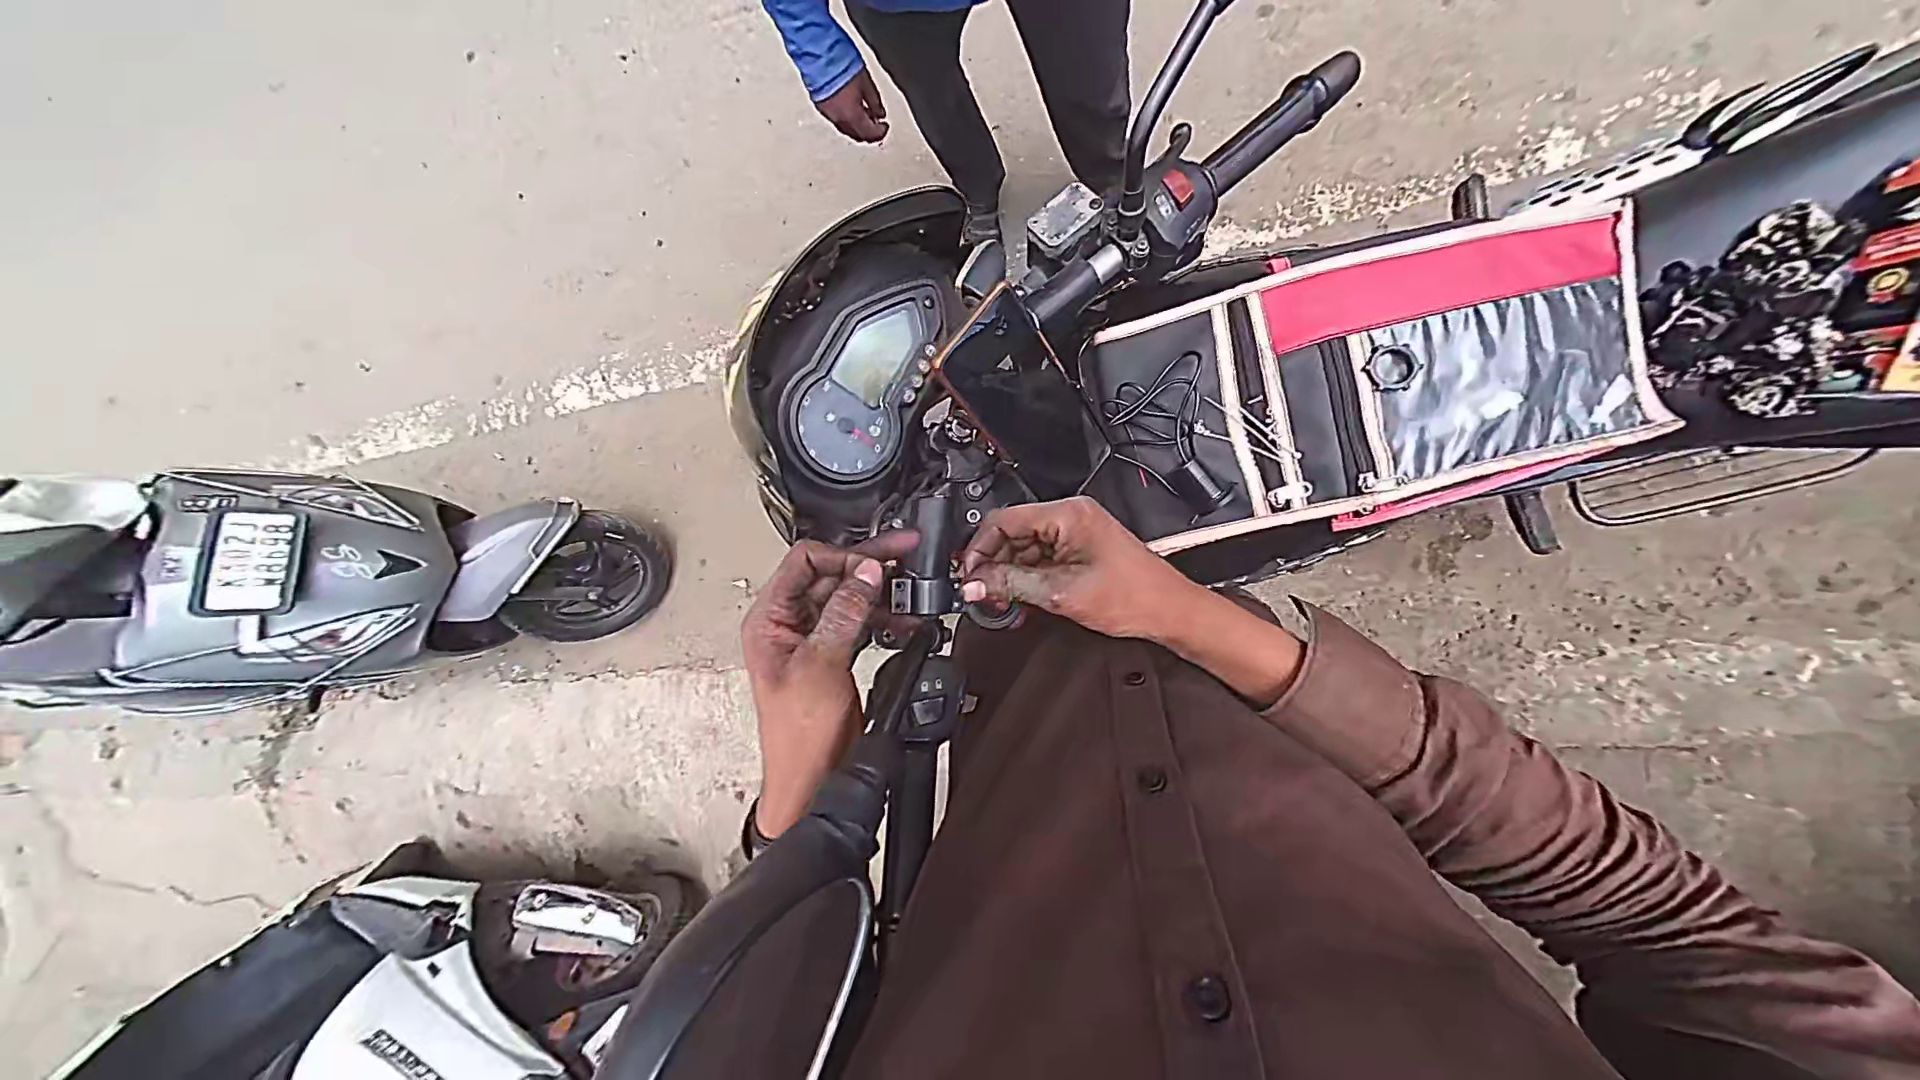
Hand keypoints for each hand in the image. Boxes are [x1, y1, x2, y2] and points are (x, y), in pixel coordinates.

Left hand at [742, 531, 919, 835]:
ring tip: (912, 586)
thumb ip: (844, 614)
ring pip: (851, 597)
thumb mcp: (821, 666)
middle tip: (905, 550)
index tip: (875, 565)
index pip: (804, 563)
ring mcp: (815, 638)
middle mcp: (790, 624)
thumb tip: (865, 573)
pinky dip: (886, 617)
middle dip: (869, 564)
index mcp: (770, 619)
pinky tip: (907, 620)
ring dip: (882, 591)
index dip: (843, 558)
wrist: (813, 779)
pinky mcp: (837, 653)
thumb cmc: (798, 735)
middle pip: (831, 575)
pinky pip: (862, 621)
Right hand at [816, 68, 887, 142]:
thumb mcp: (866, 81)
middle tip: (876, 124)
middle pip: (858, 135)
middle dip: (869, 132)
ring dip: (857, 127)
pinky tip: (851, 111)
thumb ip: (874, 102)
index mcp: (853, 116)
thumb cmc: (841, 62)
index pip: (870, 134)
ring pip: (847, 130)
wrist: (817, 51)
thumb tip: (880, 114)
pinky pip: (837, 120)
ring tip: (865, 116)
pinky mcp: (821, 107)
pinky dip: (847, 120)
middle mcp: (840, 120)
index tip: (884, 126)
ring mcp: (829, 114)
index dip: (880, 132)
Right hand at [959, 497, 1305, 705]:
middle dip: (992, 563)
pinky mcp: (1078, 547)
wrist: (1169, 611)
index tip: (968, 574)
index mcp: (1068, 514)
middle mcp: (1070, 515)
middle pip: (1010, 532)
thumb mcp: (1061, 592)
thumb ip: (1011, 584)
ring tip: (1001, 599)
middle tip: (980, 591)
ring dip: (1007, 572)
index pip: (1003, 520)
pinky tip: (1020, 596)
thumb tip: (975, 583)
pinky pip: (1039, 556)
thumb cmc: (1133, 596)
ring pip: (1022, 546)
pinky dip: (1025, 576)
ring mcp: (1074, 530)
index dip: (979, 549)